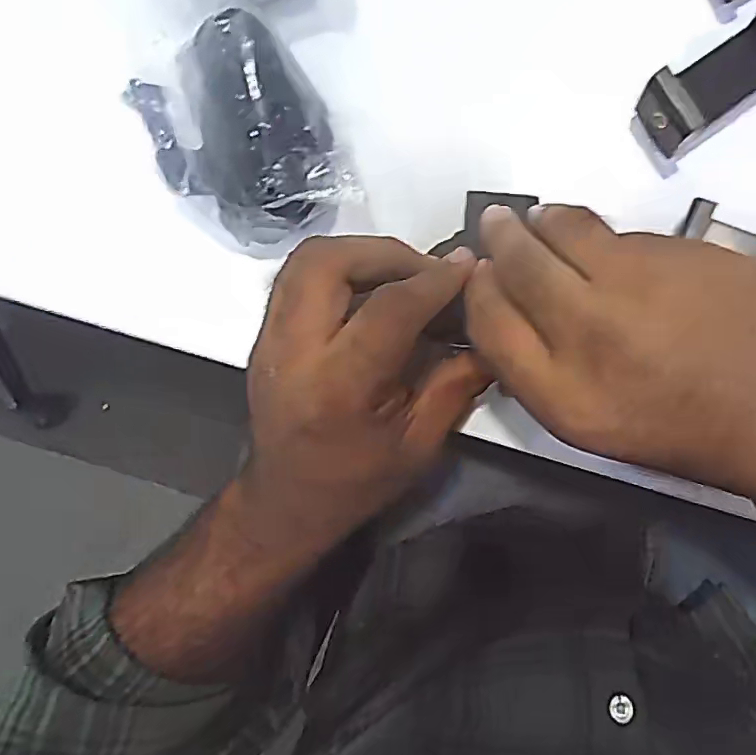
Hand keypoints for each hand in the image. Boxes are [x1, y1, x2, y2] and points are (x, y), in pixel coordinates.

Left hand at [240, 235, 491, 558]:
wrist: (284, 502)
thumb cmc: (354, 484)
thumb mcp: (418, 446)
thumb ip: (454, 386)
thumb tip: (491, 338)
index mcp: (337, 388)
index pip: (387, 310)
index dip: (433, 282)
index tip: (467, 268)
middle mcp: (293, 352)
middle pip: (328, 262)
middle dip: (387, 253)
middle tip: (428, 271)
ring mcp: (270, 338)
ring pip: (307, 260)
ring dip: (360, 252)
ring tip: (403, 274)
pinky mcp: (265, 334)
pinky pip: (298, 275)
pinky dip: (341, 267)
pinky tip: (373, 289)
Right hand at [464, 204, 755, 509]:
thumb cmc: (688, 432)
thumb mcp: (594, 426)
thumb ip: (541, 372)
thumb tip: (511, 315)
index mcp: (564, 394)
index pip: (489, 322)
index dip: (478, 289)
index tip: (480, 272)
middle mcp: (588, 333)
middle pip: (517, 264)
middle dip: (500, 236)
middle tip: (498, 222)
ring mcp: (636, 285)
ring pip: (565, 230)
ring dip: (545, 221)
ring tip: (544, 222)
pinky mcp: (678, 252)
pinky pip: (621, 233)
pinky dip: (603, 236)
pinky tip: (615, 251)